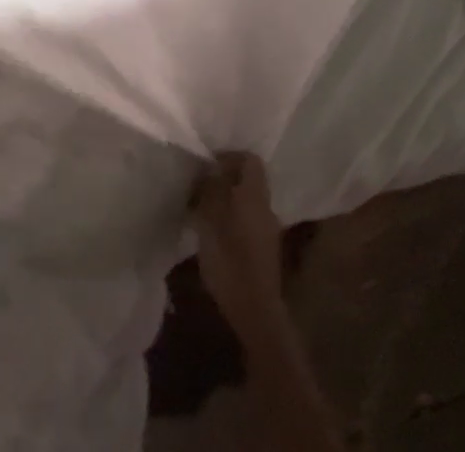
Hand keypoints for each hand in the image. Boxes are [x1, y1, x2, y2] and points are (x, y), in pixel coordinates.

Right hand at [193, 152, 288, 350]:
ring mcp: (267, 228)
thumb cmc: (230, 262)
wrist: (254, 308)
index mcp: (254, 198)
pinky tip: (209, 228)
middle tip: (196, 184)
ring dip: (225, 197)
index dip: (229, 156)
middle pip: (248, 180)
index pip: (250, 160)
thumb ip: (210, 192)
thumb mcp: (211, 222)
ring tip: (198, 205)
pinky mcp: (263, 246)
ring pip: (246, 200)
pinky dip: (229, 215)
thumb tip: (209, 170)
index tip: (205, 163)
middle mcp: (265, 208)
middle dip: (224, 177)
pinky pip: (246, 217)